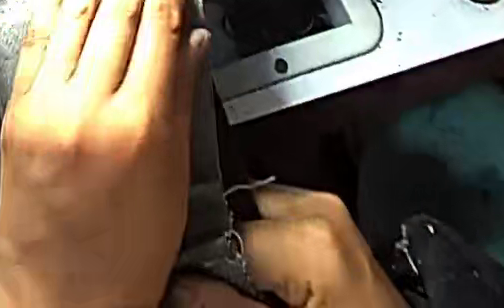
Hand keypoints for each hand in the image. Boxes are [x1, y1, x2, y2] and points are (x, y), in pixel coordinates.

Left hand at [0, 0, 209, 307]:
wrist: (57, 299)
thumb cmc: (127, 246)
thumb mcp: (174, 172)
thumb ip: (184, 95)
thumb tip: (195, 39)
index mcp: (140, 124)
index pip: (161, 28)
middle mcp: (91, 108)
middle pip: (120, 17)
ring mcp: (47, 109)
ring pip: (75, 20)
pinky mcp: (17, 116)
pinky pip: (34, 46)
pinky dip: (49, 7)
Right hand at [166, 186, 407, 307]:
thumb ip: (225, 307)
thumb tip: (172, 285)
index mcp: (311, 235)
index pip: (220, 230)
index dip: (190, 258)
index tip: (172, 277)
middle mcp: (319, 205)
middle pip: (236, 207)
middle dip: (211, 240)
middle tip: (194, 277)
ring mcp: (329, 208)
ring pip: (253, 209)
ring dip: (233, 240)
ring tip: (221, 278)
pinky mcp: (331, 221)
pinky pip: (277, 218)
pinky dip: (259, 242)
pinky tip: (253, 273)